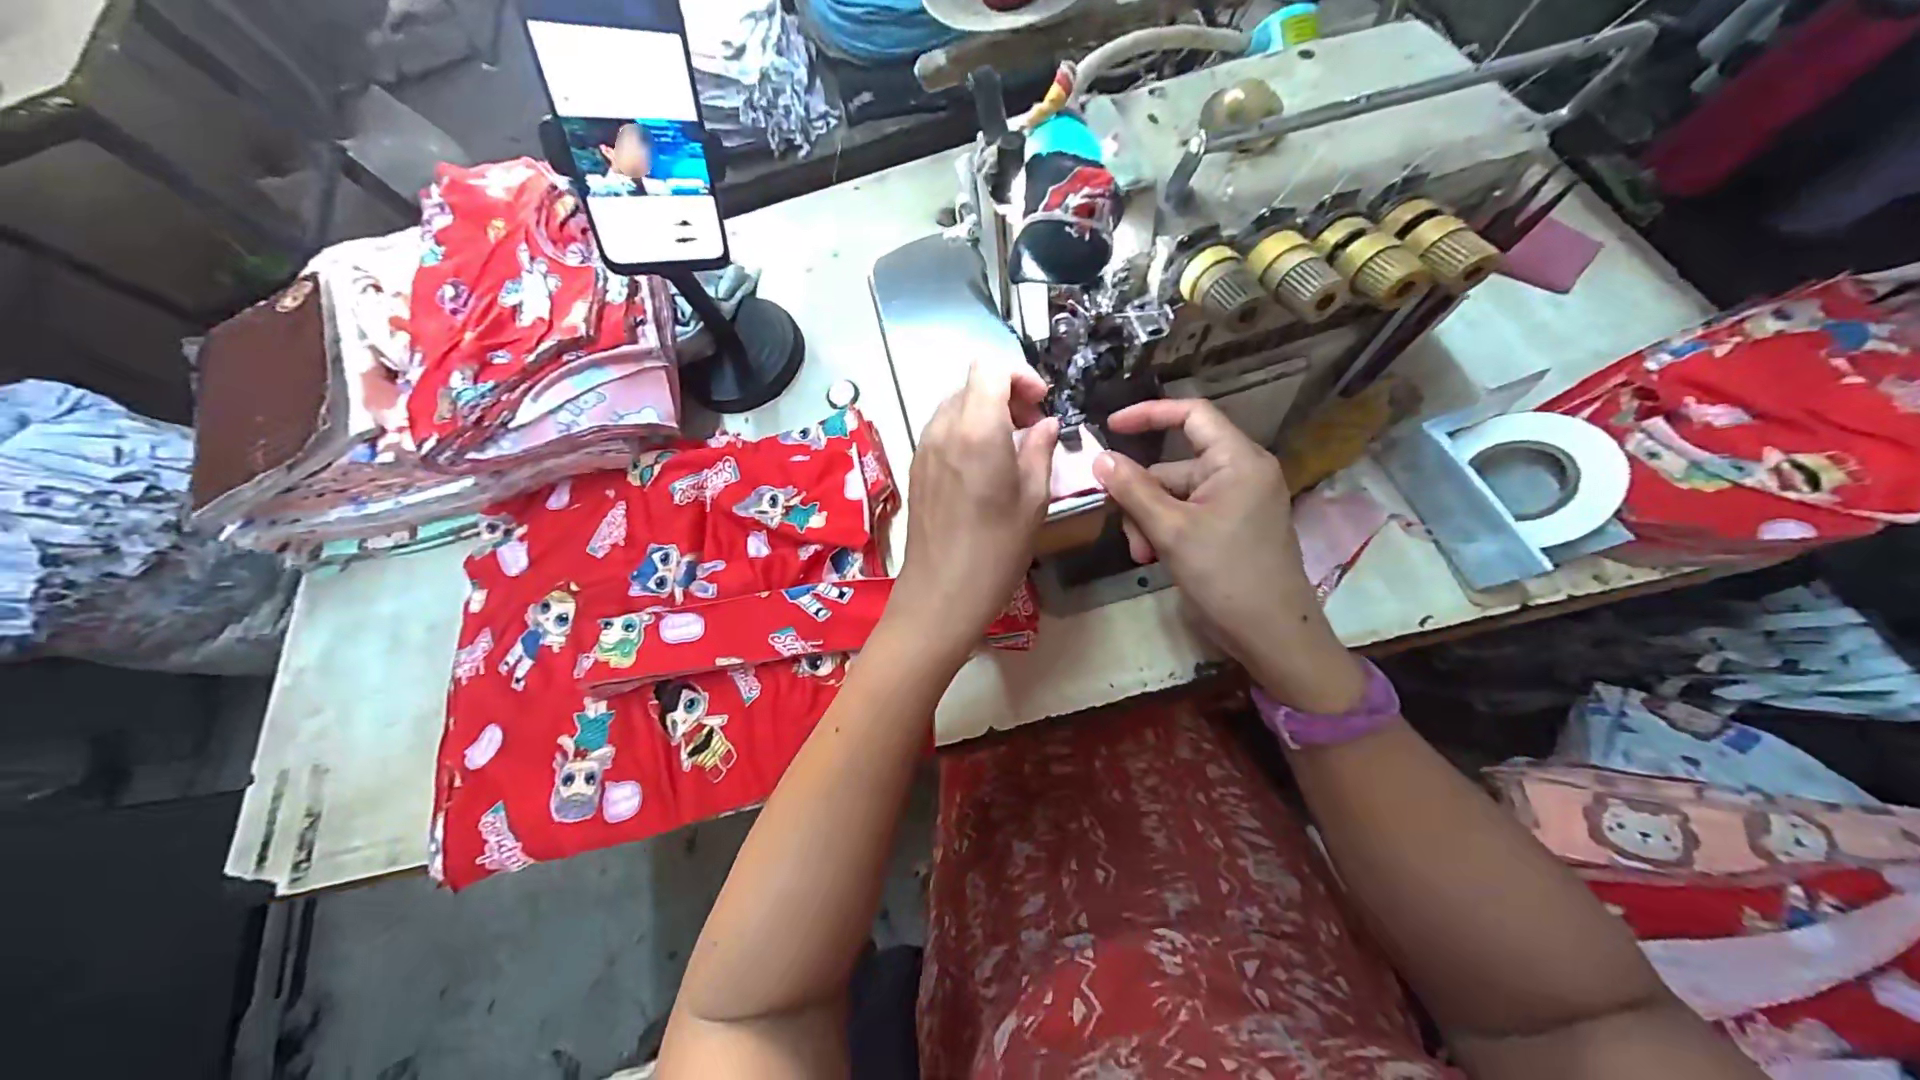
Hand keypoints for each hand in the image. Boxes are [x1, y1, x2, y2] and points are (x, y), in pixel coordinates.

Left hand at [892, 363, 1058, 659]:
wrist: (940, 594)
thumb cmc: (996, 550)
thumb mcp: (1034, 500)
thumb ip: (1041, 450)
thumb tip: (1045, 424)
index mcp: (976, 429)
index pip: (989, 368)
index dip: (1019, 375)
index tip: (1041, 404)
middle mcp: (942, 429)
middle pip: (971, 384)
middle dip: (1005, 394)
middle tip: (1032, 428)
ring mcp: (923, 448)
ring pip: (955, 406)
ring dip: (985, 413)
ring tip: (1011, 448)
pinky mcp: (915, 468)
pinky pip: (942, 431)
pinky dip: (966, 432)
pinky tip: (984, 467)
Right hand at [1093, 399, 1366, 711]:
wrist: (1271, 633)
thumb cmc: (1226, 575)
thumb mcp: (1171, 530)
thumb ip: (1133, 490)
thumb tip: (1100, 458)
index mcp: (1237, 460)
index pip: (1191, 414)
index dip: (1149, 414)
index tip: (1110, 426)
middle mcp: (1239, 473)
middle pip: (1173, 466)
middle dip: (1142, 497)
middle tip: (1126, 530)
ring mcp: (1235, 502)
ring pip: (1173, 495)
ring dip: (1149, 521)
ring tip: (1143, 555)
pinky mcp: (1229, 527)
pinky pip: (1185, 515)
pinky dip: (1165, 532)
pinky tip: (1155, 559)